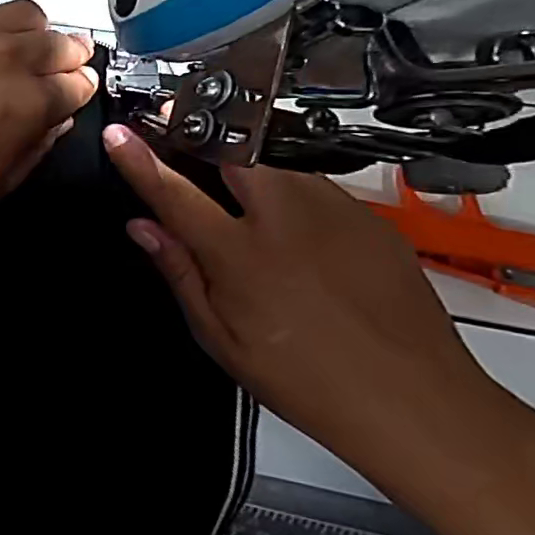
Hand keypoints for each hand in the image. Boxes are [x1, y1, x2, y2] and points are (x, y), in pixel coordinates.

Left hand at [0, 0, 98, 219]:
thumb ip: (37, 148)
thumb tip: (53, 124)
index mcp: (30, 102)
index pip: (80, 83)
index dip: (82, 89)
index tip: (76, 92)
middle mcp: (8, 59)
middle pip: (64, 42)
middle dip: (72, 56)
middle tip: (66, 65)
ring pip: (31, 13)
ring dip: (41, 31)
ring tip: (33, 45)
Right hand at [100, 123, 530, 478]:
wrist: (414, 400)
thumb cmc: (313, 381)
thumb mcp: (223, 337)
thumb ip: (180, 272)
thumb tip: (145, 231)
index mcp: (242, 256)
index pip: (174, 192)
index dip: (139, 159)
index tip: (120, 135)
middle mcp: (288, 220)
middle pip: (231, 149)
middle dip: (200, 134)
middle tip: (180, 136)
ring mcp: (334, 211)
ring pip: (273, 161)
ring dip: (245, 165)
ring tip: (241, 201)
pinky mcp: (367, 216)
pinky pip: (314, 184)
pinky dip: (289, 192)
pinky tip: (292, 230)